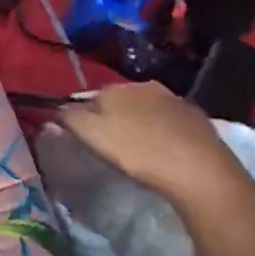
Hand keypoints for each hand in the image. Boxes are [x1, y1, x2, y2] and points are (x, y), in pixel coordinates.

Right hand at [55, 83, 254, 218]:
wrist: (198, 169)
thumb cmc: (138, 152)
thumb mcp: (91, 136)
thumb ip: (69, 119)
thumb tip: (55, 110)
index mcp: (116, 88)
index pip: (88, 96)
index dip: (82, 115)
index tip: (82, 135)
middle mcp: (145, 86)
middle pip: (119, 100)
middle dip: (111, 116)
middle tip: (108, 144)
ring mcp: (174, 100)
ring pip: (145, 109)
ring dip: (138, 123)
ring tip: (136, 148)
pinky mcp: (196, 119)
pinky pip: (169, 121)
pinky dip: (162, 131)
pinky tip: (163, 150)